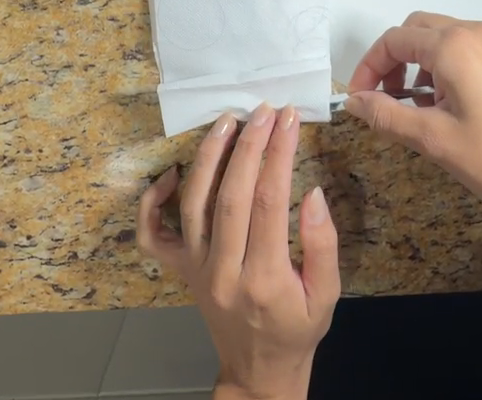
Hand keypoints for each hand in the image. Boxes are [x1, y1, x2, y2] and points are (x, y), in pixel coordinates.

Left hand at [137, 104, 339, 399]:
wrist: (258, 371)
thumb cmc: (297, 329)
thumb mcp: (328, 294)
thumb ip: (323, 244)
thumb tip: (313, 193)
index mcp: (265, 278)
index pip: (270, 201)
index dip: (280, 154)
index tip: (290, 120)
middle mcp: (224, 271)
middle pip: (230, 195)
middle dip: (249, 145)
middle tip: (265, 110)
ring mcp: (196, 269)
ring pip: (194, 204)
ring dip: (209, 156)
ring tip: (229, 120)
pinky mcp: (181, 270)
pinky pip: (153, 235)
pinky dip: (153, 202)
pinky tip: (172, 172)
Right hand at [343, 12, 481, 241]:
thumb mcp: (435, 140)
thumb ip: (386, 114)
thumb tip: (353, 101)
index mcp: (456, 46)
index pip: (395, 39)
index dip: (369, 67)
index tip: (358, 99)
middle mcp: (480, 33)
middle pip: (419, 29)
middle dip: (393, 60)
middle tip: (382, 101)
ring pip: (445, 38)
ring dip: (421, 65)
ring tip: (418, 110)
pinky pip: (471, 51)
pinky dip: (448, 68)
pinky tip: (449, 108)